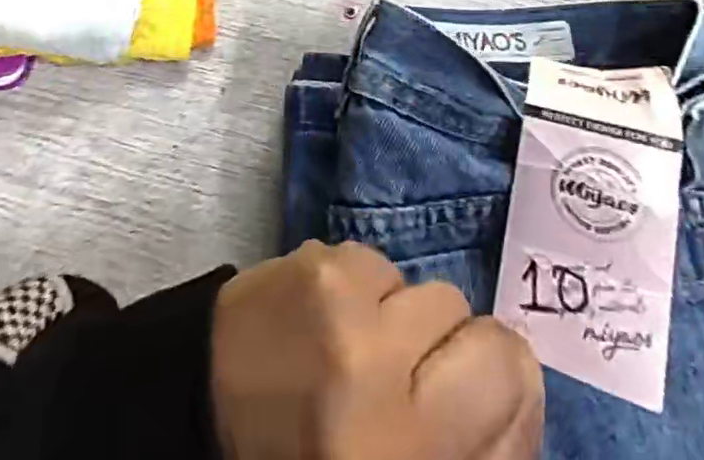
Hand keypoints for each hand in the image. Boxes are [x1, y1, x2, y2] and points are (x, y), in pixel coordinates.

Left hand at [212, 241, 543, 459]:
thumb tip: (516, 400)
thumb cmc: (294, 449)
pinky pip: (385, 269)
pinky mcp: (320, 262)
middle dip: (459, 356)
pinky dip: (367, 292)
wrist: (187, 410)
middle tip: (414, 379)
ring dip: (408, 323)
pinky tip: (326, 321)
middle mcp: (375, 372)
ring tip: (356, 351)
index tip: (480, 407)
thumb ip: (459, 441)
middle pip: (484, 331)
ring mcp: (346, 306)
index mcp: (394, 444)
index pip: (511, 378)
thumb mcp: (386, 458)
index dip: (509, 393)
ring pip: (435, 295)